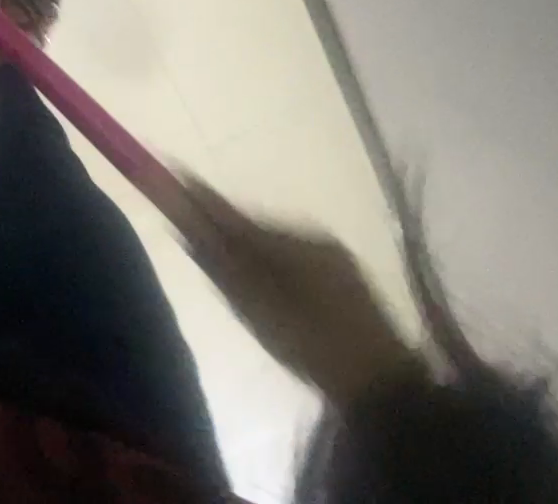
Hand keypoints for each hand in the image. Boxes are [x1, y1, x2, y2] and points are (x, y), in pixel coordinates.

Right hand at [151, 173, 419, 404]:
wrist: (386, 387)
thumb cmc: (311, 348)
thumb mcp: (255, 309)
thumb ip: (220, 265)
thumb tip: (185, 226)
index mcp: (289, 243)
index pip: (230, 213)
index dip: (198, 194)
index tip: (172, 171)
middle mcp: (311, 235)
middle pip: (251, 225)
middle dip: (225, 232)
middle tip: (199, 244)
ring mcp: (332, 251)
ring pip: (274, 241)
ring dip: (252, 252)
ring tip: (242, 285)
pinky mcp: (344, 269)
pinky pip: (294, 255)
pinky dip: (275, 265)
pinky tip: (274, 292)